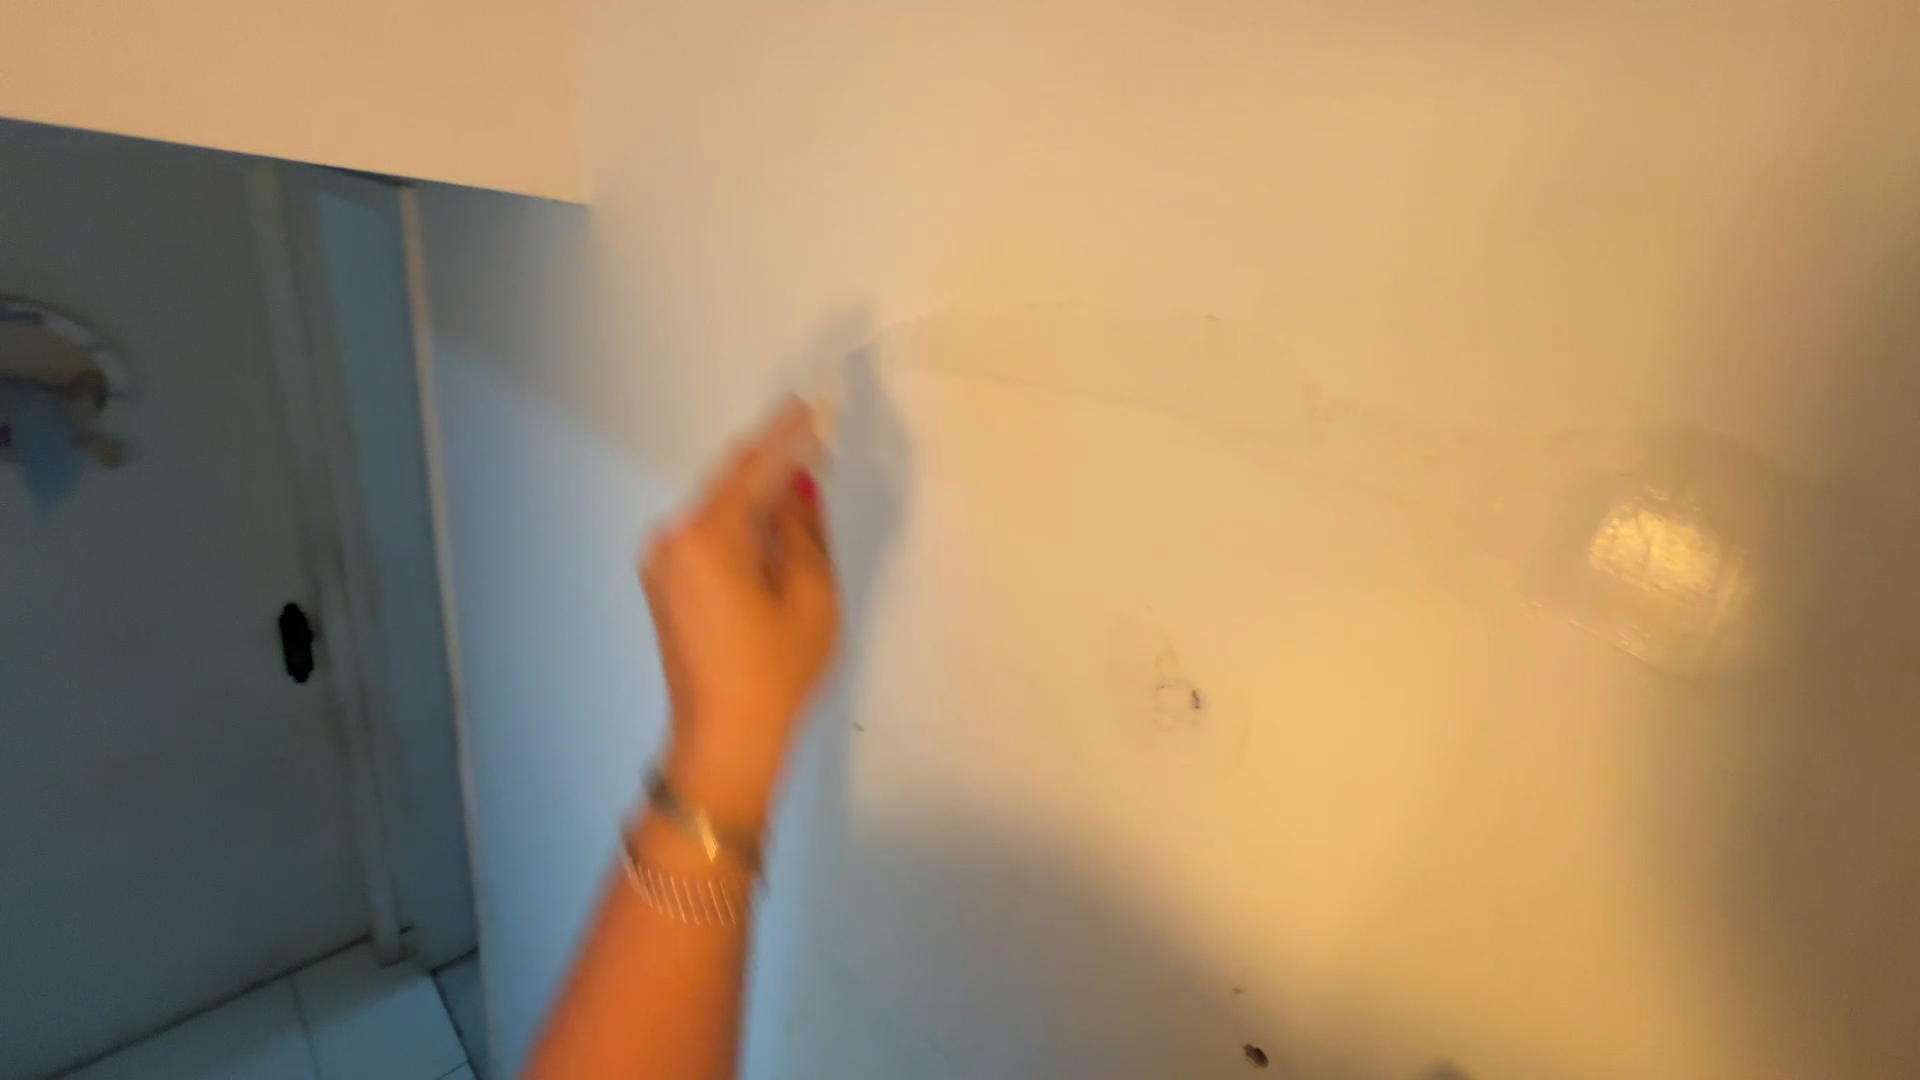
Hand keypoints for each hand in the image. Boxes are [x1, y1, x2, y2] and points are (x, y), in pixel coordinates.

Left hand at [639, 400, 839, 829]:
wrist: (722, 740)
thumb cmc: (776, 670)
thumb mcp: (811, 597)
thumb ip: (802, 530)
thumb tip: (797, 488)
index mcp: (709, 537)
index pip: (754, 469)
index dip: (787, 436)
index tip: (810, 404)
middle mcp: (674, 538)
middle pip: (731, 485)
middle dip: (772, 462)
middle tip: (813, 438)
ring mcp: (663, 562)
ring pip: (720, 510)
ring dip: (758, 495)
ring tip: (802, 480)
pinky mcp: (666, 583)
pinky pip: (710, 536)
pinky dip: (742, 523)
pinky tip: (772, 524)